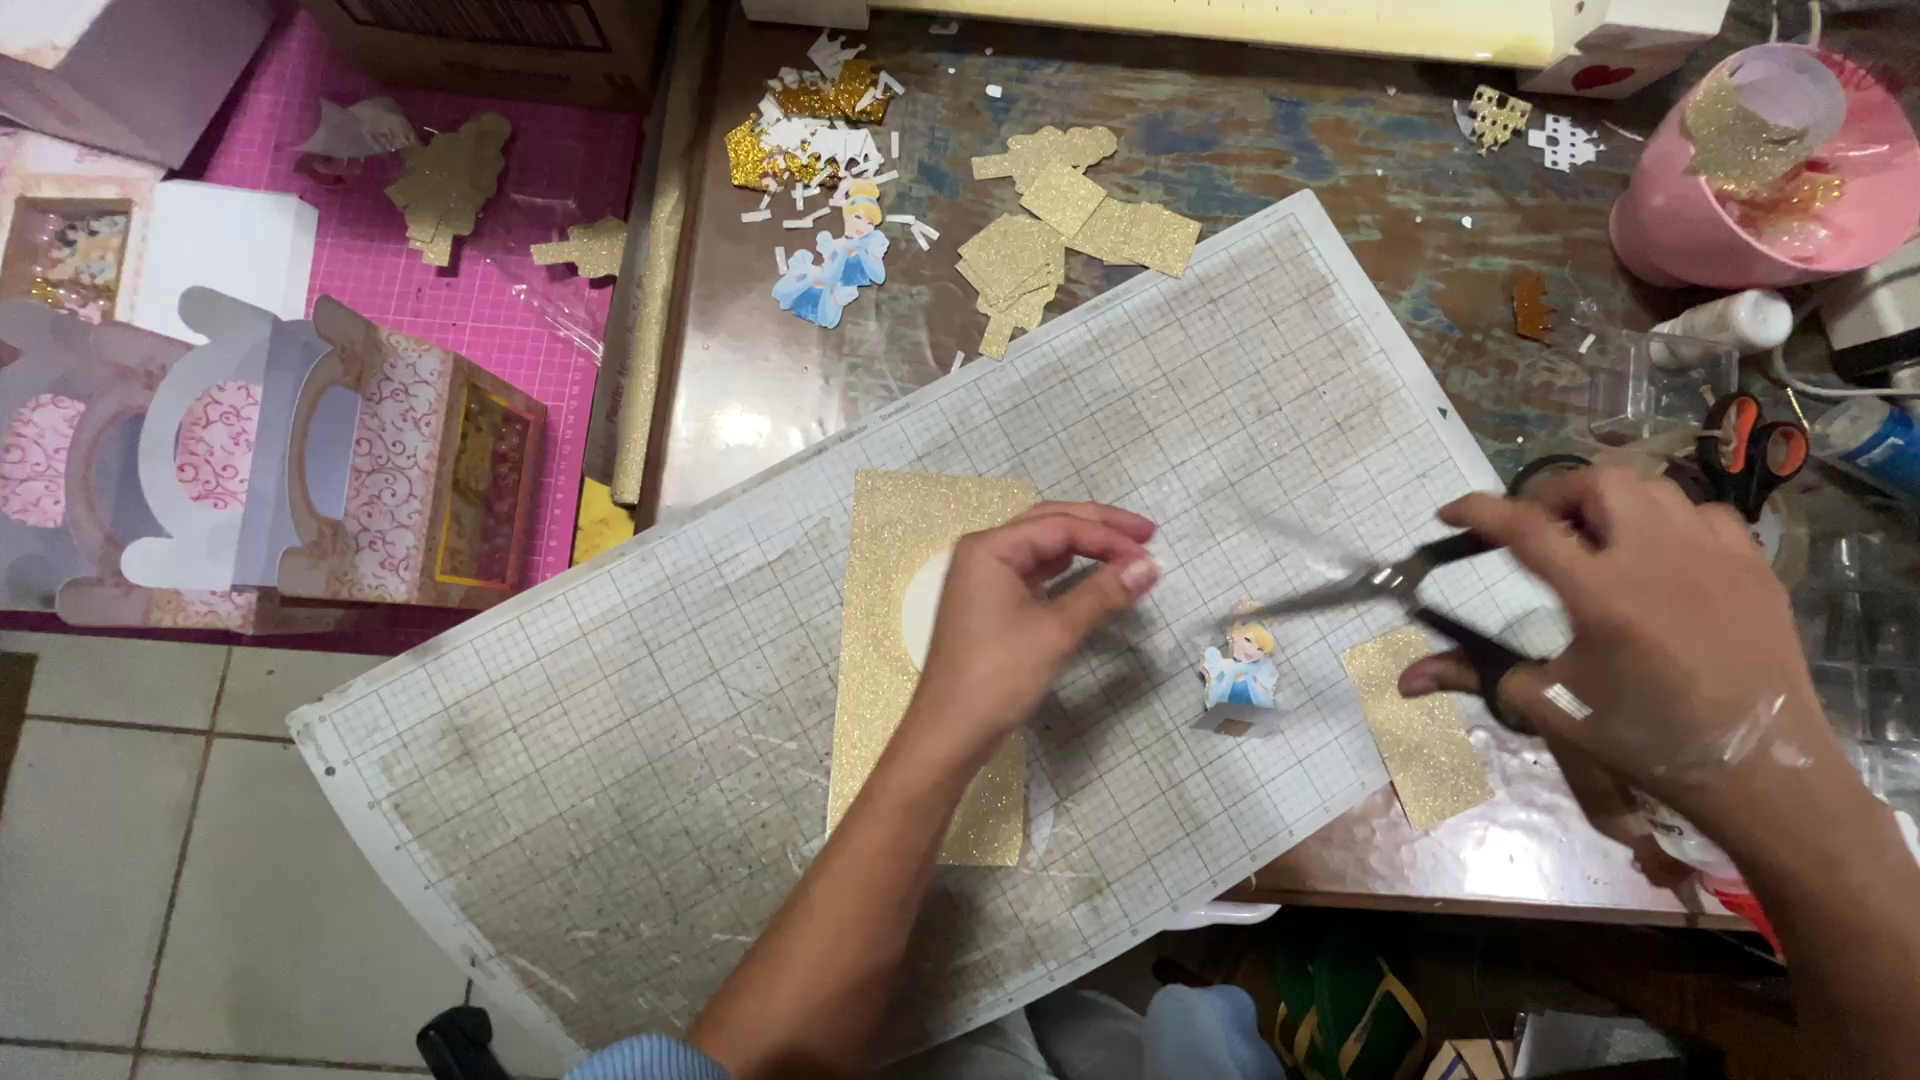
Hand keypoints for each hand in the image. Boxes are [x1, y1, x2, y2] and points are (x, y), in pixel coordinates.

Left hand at [903, 502, 1159, 764]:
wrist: (950, 729)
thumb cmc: (999, 675)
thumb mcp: (1057, 631)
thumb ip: (1104, 593)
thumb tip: (1151, 566)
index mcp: (990, 547)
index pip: (1060, 525)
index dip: (1109, 536)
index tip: (1150, 553)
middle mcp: (982, 552)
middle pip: (1048, 523)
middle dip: (1098, 526)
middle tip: (1145, 534)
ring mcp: (981, 577)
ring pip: (1039, 545)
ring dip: (1081, 545)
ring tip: (1123, 549)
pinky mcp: (986, 602)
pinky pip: (1030, 570)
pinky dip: (1062, 569)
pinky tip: (1084, 570)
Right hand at [1397, 467, 1846, 832]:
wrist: (1762, 774)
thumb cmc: (1642, 740)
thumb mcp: (1546, 704)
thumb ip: (1472, 675)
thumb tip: (1402, 680)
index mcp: (1602, 596)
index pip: (1525, 528)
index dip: (1478, 510)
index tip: (1447, 513)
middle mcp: (1660, 562)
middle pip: (1597, 484)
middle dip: (1551, 496)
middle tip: (1532, 532)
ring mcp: (1716, 561)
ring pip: (1653, 489)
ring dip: (1608, 503)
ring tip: (1591, 540)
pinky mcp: (1756, 572)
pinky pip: (1704, 514)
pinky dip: (1666, 521)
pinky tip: (1655, 557)